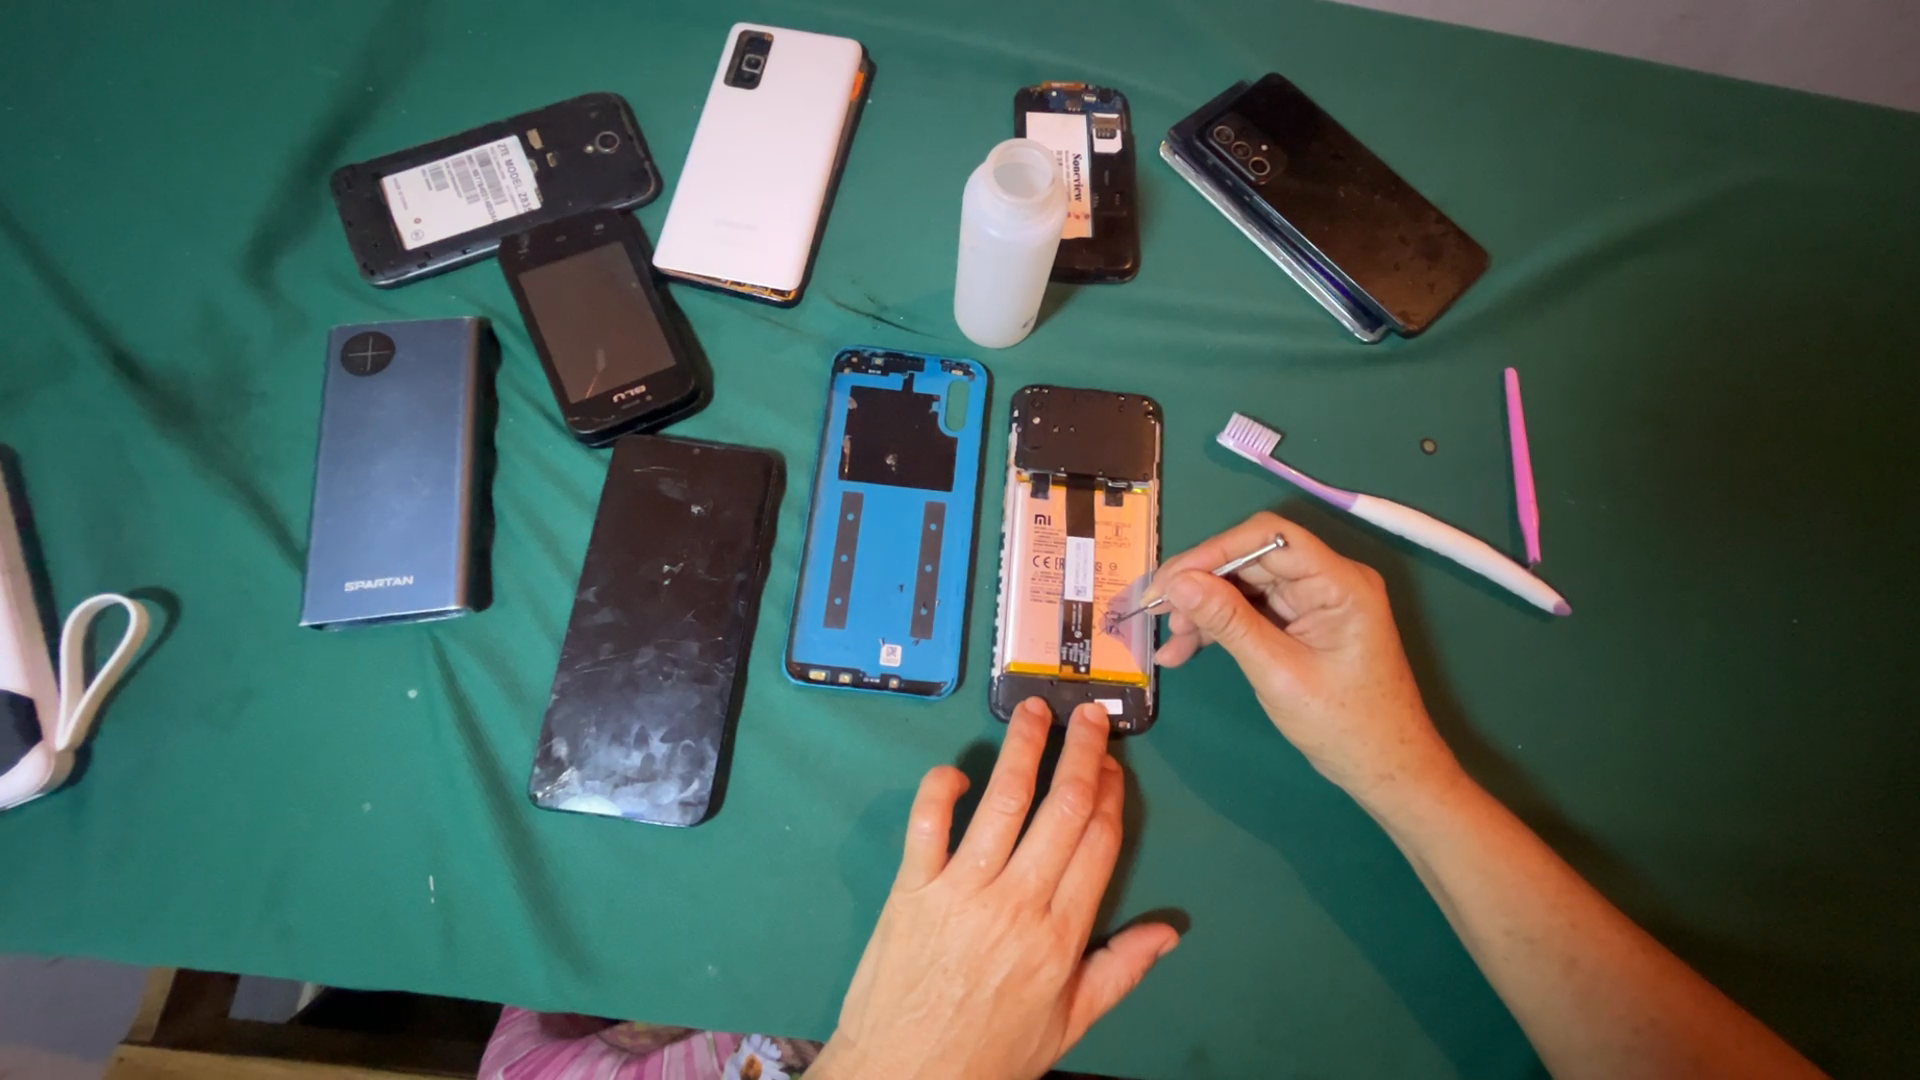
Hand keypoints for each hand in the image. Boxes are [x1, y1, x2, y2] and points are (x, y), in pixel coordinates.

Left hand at [813, 699, 1178, 1079]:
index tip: (1115, 766)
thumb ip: (1119, 972)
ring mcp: (961, 890)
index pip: (1097, 844)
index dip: (1110, 797)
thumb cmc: (991, 1052)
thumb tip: (1170, 932)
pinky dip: (940, 790)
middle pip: (1061, 810)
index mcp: (1060, 936)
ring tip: (1035, 712)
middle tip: (1090, 716)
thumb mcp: (1067, 1026)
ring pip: (1002, 803)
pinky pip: (926, 825)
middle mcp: (1016, 902)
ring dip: (1023, 750)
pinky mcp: (911, 886)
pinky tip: (956, 769)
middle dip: (1081, 756)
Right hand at [1149, 512, 1461, 809]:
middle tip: (1157, 611)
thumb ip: (1227, 621)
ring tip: (1170, 642)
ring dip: (1202, 611)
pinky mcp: (1298, 623)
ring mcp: (1311, 602)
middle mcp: (1325, 581)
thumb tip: (1177, 583)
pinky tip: (1183, 651)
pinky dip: (1216, 629)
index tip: (1171, 580)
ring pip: (1242, 587)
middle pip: (1249, 561)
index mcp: (1337, 582)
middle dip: (1200, 585)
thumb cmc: (1343, 724)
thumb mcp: (1278, 671)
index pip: (1268, 538)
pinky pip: (1248, 612)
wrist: (1383, 771)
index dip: (1214, 551)